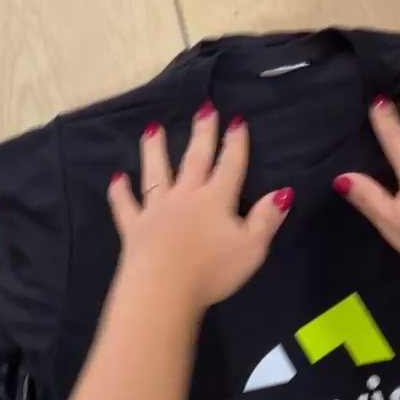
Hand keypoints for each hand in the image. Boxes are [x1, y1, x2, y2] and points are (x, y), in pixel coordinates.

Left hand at [108, 103, 291, 312]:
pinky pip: (125, 205)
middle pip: (195, 159)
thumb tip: (283, 191)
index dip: (236, 143)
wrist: (163, 291)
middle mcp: (185, 196)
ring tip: (153, 128)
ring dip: (155, 149)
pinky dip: (120, 191)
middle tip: (204, 108)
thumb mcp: (252, 248)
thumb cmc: (212, 271)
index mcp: (216, 199)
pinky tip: (116, 178)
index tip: (237, 120)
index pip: (230, 165)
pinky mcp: (134, 227)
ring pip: (156, 172)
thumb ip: (266, 218)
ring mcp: (156, 209)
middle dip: (202, 134)